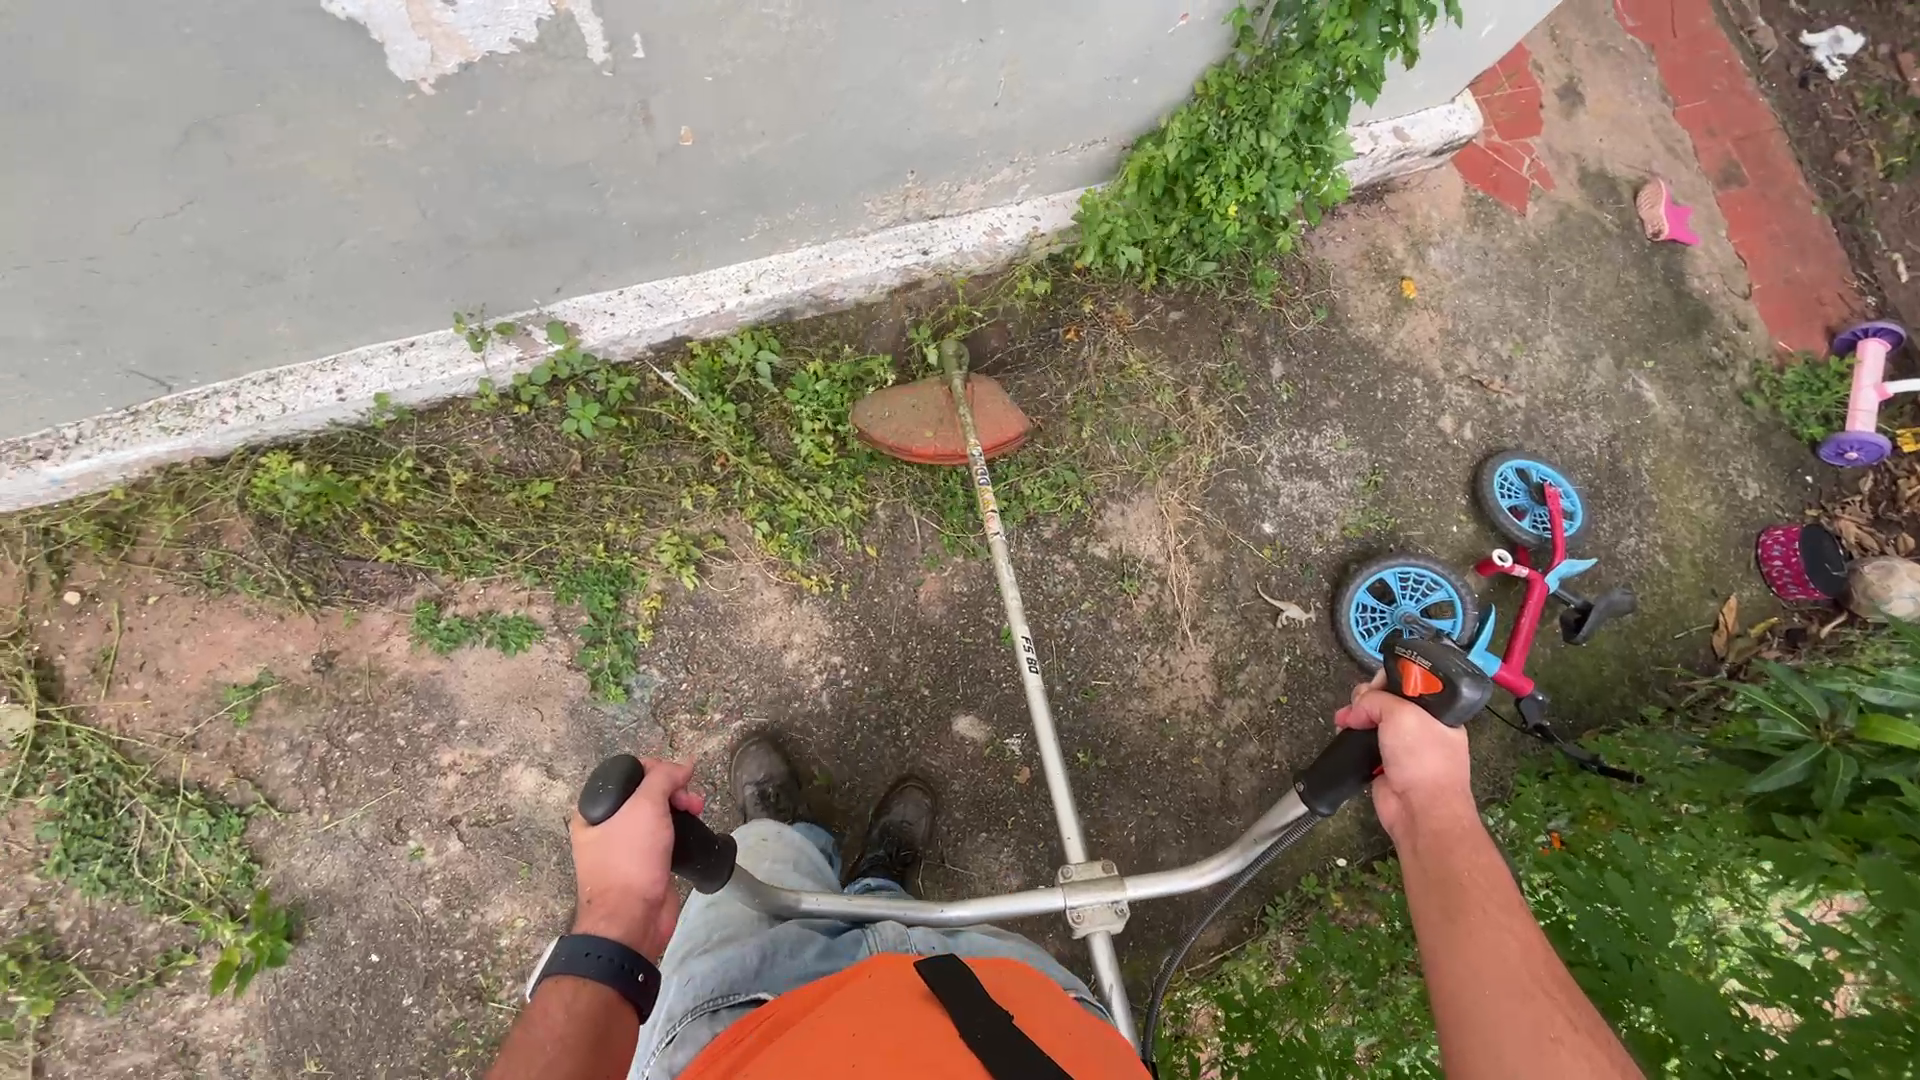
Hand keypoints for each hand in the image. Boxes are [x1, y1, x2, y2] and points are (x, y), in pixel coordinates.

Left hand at [567, 757, 705, 961]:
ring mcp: (625, 846)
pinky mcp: (644, 864)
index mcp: (593, 809)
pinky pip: (663, 835)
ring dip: (680, 806)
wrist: (631, 920)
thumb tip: (684, 763)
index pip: (628, 772)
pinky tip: (693, 828)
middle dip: (673, 789)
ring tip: (697, 810)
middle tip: (690, 799)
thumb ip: (664, 778)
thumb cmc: (631, 859)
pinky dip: (679, 827)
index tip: (678, 778)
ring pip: (657, 813)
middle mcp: (605, 825)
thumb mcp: (646, 806)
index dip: (657, 768)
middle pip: (645, 792)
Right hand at [1333, 672, 1475, 841]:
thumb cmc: (1422, 761)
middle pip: (1387, 701)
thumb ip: (1375, 700)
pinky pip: (1365, 741)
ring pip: (1373, 720)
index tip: (1374, 683)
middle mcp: (1422, 729)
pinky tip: (1343, 732)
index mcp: (1438, 715)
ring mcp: (1403, 748)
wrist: (1420, 810)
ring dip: (1355, 716)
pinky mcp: (1385, 764)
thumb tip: (1356, 708)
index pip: (1411, 686)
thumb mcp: (1402, 714)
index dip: (1389, 680)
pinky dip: (1351, 736)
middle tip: (1357, 703)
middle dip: (1366, 698)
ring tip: (1344, 720)